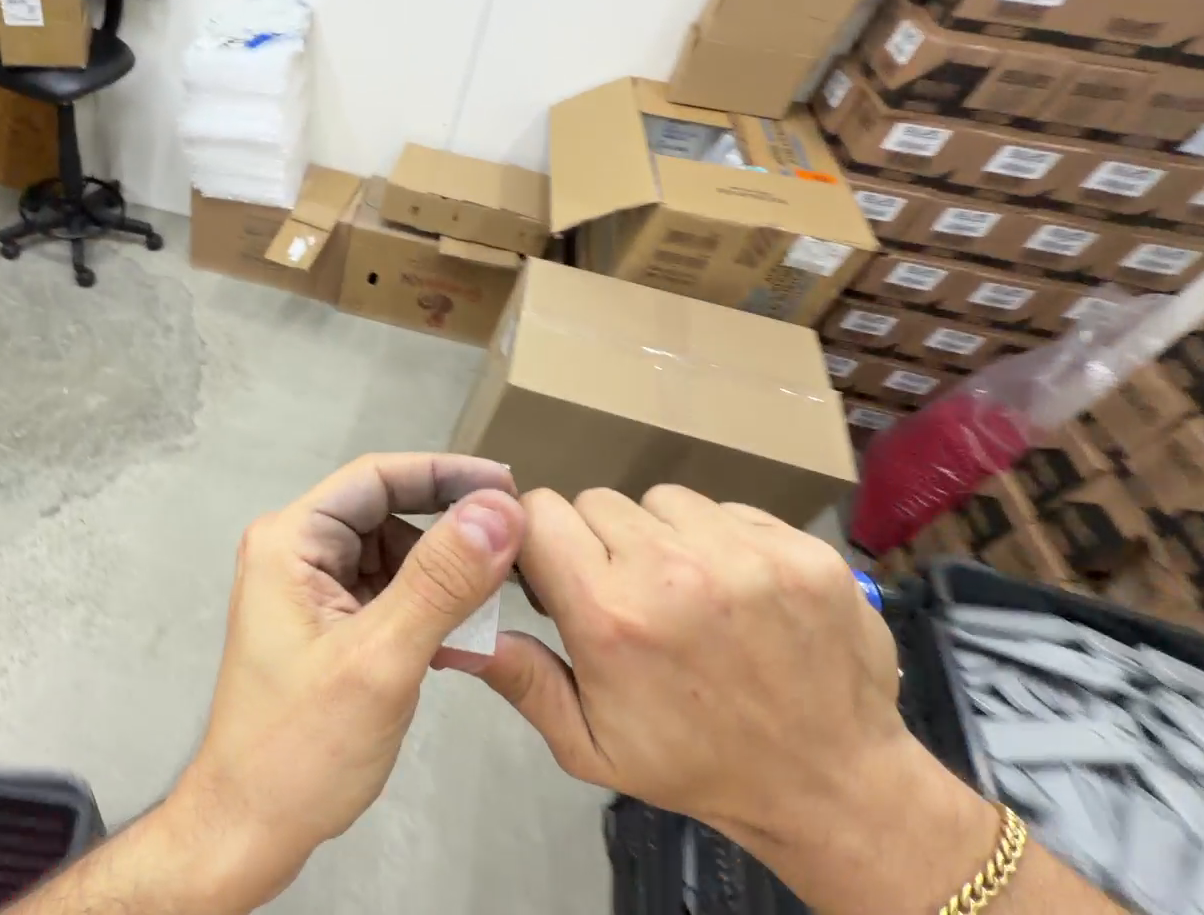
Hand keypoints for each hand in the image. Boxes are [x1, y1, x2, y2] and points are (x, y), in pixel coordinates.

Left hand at [167, 454, 525, 909]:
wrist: (251, 824)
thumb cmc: (303, 746)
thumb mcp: (381, 658)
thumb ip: (441, 581)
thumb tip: (499, 509)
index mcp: (291, 541)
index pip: (375, 477)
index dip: (445, 473)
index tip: (511, 486)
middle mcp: (295, 553)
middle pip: (385, 512)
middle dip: (449, 528)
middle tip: (518, 544)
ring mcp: (309, 590)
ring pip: (392, 555)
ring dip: (443, 574)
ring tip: (497, 599)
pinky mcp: (325, 624)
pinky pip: (385, 594)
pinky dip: (426, 607)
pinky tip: (463, 636)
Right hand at [472, 486, 921, 845]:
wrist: (832, 787)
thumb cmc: (691, 764)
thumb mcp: (586, 745)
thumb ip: (519, 678)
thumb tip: (452, 631)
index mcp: (610, 614)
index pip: (538, 512)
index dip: (536, 537)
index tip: (553, 569)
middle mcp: (672, 570)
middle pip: (595, 501)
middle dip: (594, 539)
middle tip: (620, 590)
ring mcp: (745, 554)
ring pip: (659, 499)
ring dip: (656, 534)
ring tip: (680, 588)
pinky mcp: (801, 549)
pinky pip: (725, 508)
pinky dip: (716, 538)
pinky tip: (733, 588)